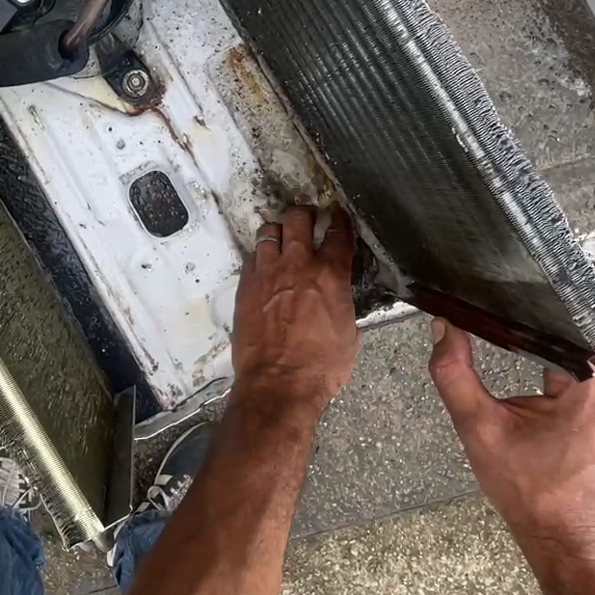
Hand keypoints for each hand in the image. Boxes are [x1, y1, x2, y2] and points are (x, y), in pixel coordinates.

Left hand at [230, 205, 358, 416]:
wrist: (278, 381)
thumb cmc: (321, 366)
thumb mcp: (348, 333)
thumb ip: (341, 303)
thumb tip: (337, 296)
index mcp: (330, 275)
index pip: (337, 234)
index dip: (339, 219)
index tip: (337, 213)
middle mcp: (297, 265)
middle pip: (298, 220)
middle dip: (304, 213)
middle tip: (308, 216)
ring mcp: (267, 273)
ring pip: (269, 232)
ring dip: (278, 231)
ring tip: (282, 236)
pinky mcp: (246, 285)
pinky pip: (252, 256)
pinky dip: (260, 255)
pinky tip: (264, 262)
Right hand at [427, 321, 594, 555]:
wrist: (565, 537)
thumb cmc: (522, 486)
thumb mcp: (477, 426)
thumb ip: (454, 372)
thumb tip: (444, 324)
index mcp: (594, 398)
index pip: (564, 333)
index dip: (532, 321)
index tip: (502, 314)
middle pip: (580, 344)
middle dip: (544, 341)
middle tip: (507, 337)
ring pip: (593, 361)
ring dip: (561, 359)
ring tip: (526, 359)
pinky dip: (578, 378)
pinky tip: (552, 385)